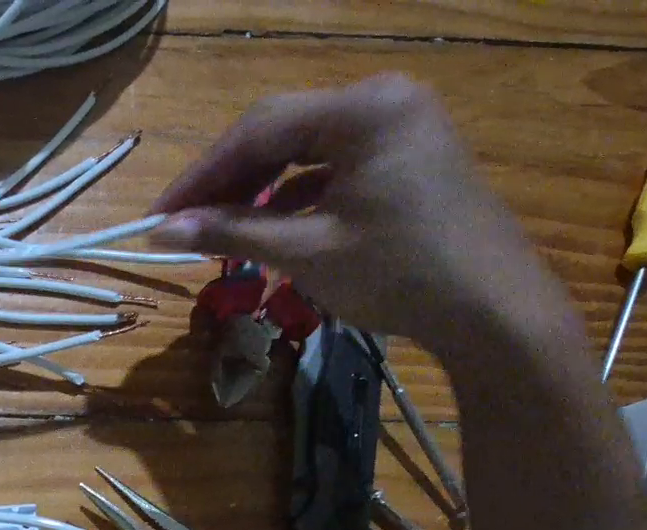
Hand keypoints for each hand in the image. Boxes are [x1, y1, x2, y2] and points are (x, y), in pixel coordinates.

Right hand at [150, 75, 579, 356]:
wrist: (490, 309)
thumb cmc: (396, 272)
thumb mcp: (304, 251)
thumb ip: (230, 231)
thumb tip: (159, 231)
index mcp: (364, 109)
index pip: (259, 130)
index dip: (199, 175)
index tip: (156, 216)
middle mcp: (382, 102)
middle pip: (279, 133)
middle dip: (225, 182)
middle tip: (179, 225)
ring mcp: (398, 129)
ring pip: (301, 151)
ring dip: (254, 190)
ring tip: (213, 229)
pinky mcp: (402, 159)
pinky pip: (328, 168)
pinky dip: (289, 196)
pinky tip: (263, 226)